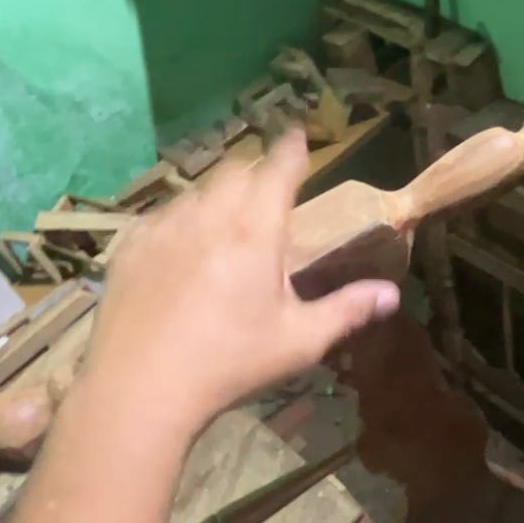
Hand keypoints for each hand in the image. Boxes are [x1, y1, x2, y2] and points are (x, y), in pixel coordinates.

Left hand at [75, 132, 401, 440]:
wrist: (140, 388)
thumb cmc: (229, 363)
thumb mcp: (298, 342)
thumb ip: (347, 311)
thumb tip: (392, 294)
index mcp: (255, 231)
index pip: (278, 169)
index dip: (291, 148)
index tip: (297, 133)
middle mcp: (209, 215)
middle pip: (235, 170)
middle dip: (255, 172)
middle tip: (266, 190)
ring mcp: (164, 226)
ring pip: (197, 190)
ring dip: (218, 195)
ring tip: (225, 222)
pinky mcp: (131, 243)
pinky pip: (162, 214)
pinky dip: (181, 219)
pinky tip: (182, 247)